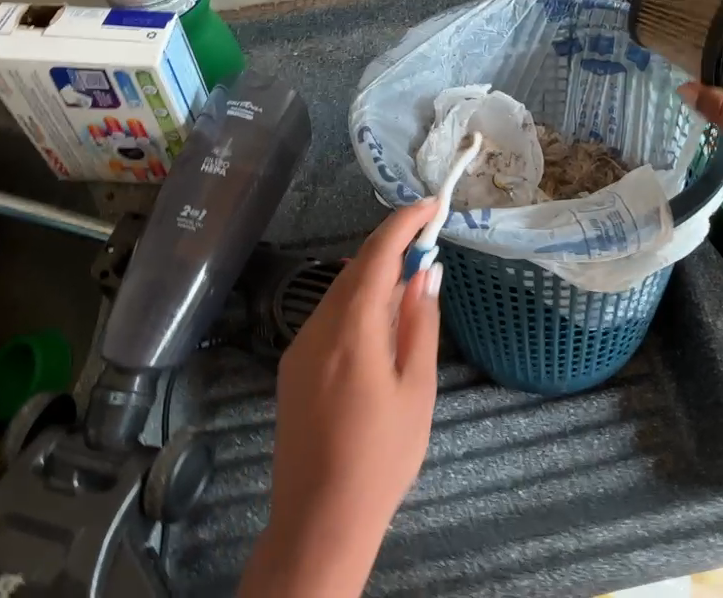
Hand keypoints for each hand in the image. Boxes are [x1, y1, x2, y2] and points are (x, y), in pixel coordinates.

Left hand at [240, 200, 442, 596]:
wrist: (318, 518)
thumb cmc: (382, 457)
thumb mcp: (417, 389)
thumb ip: (420, 323)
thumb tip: (427, 272)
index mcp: (352, 329)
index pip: (377, 254)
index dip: (404, 222)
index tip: (431, 205)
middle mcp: (317, 327)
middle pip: (356, 269)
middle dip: (391, 250)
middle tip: (428, 248)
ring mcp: (299, 347)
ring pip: (339, 293)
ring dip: (374, 280)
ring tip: (409, 290)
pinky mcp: (291, 368)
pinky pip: (327, 319)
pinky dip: (356, 306)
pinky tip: (377, 327)